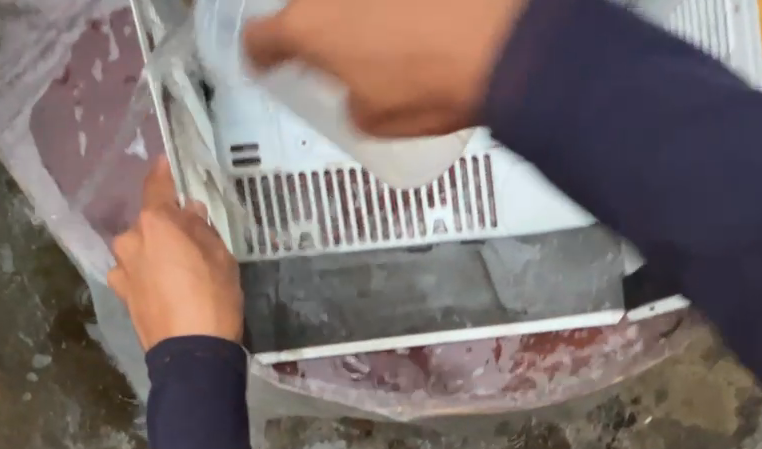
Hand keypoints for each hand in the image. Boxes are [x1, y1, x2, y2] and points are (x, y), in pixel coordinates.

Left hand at [107, 159, 242, 349]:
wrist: (192, 353)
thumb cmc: (214, 300)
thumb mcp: (223, 260)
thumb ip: (203, 231)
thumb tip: (191, 213)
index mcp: (157, 222)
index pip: (157, 187)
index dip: (164, 174)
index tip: (166, 164)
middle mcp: (131, 238)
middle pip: (150, 223)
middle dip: (167, 228)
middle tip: (190, 242)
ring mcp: (123, 268)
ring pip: (140, 250)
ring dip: (155, 254)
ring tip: (178, 272)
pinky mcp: (122, 295)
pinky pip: (134, 274)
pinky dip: (146, 276)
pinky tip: (163, 290)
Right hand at [244, 0, 529, 136]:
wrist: (502, 40)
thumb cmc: (438, 82)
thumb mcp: (378, 123)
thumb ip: (351, 104)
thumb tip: (357, 95)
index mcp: (308, 30)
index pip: (258, 40)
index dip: (260, 58)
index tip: (264, 64)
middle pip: (306, 11)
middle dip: (320, 36)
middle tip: (344, 62)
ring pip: (348, 4)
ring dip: (359, 20)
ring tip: (394, 45)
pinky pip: (387, 4)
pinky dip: (396, 14)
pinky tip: (417, 24)